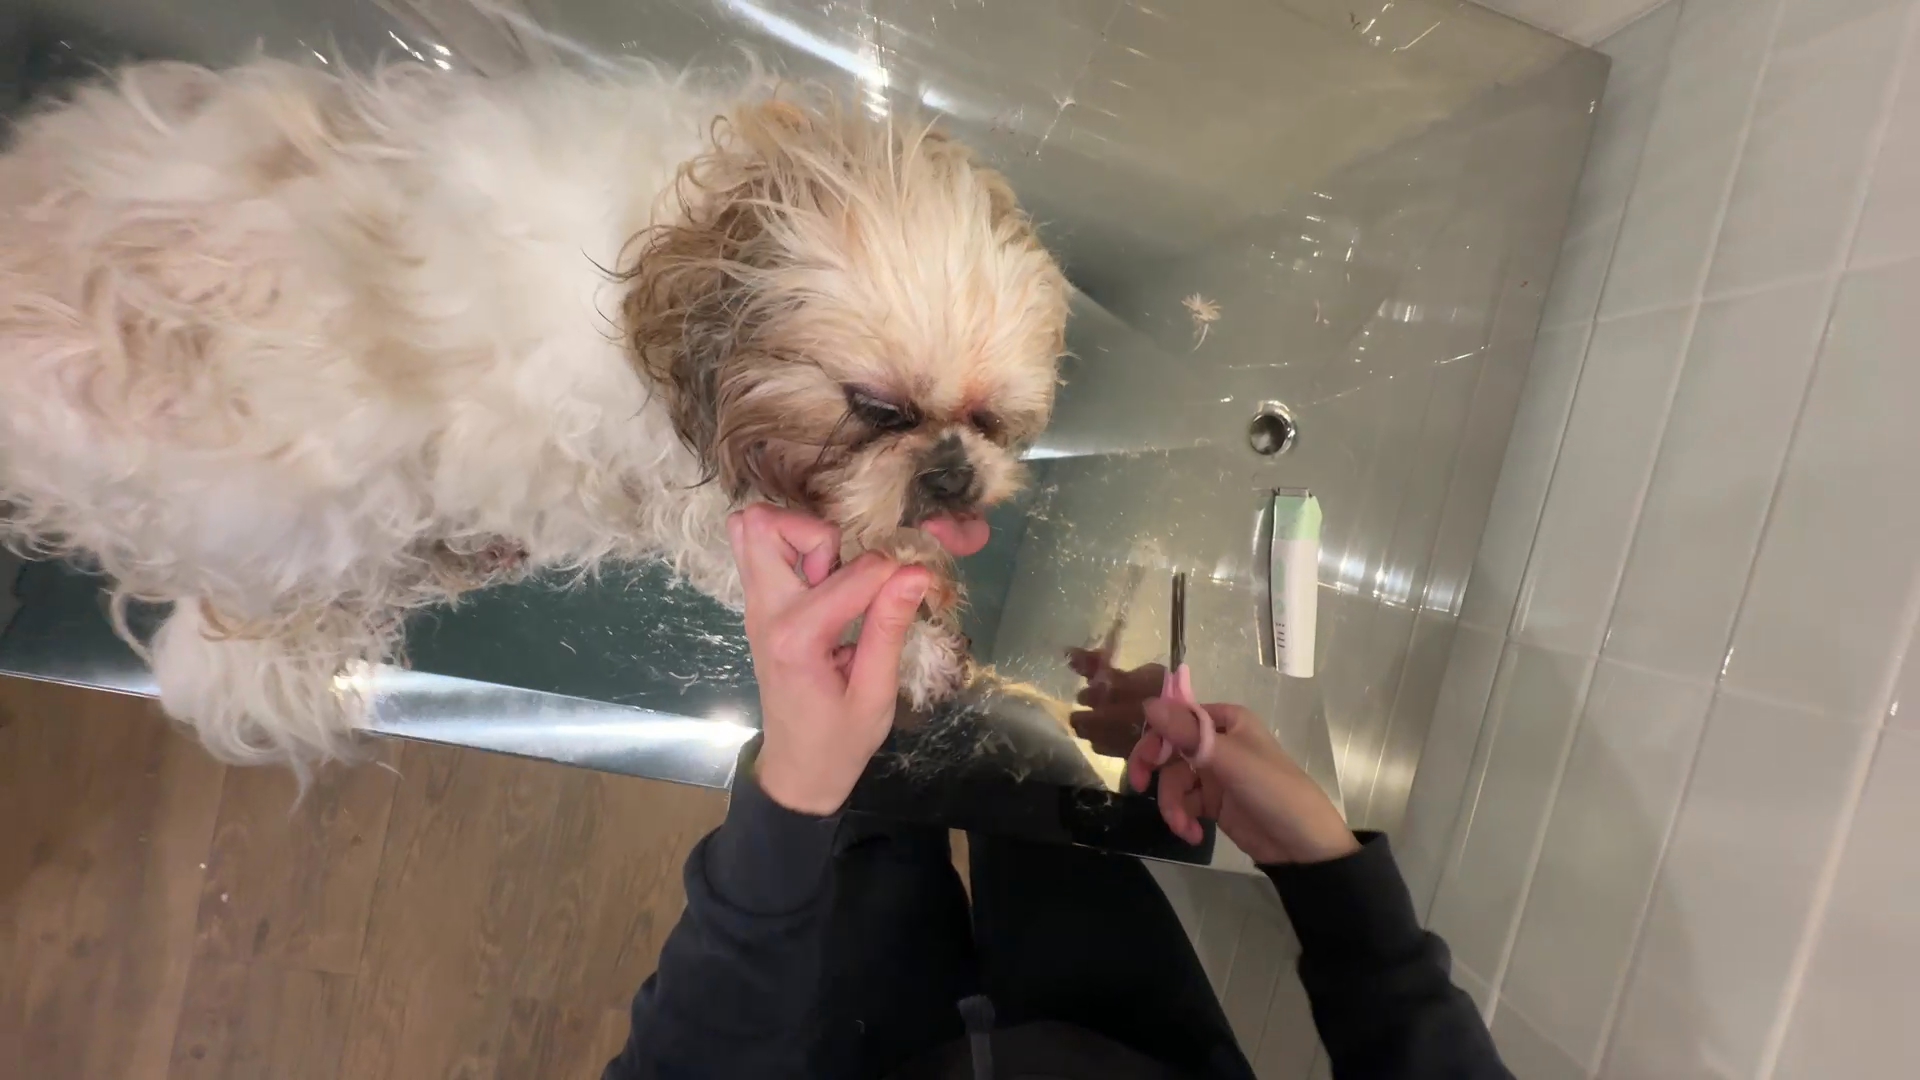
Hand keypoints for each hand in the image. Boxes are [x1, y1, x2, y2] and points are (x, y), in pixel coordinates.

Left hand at [729, 505, 930, 814]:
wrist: (798, 768)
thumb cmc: (840, 739)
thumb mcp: (876, 692)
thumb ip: (889, 628)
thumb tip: (916, 572)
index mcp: (798, 638)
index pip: (853, 573)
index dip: (894, 573)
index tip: (914, 588)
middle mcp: (766, 612)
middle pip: (766, 527)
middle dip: (820, 532)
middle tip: (846, 569)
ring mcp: (755, 607)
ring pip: (754, 531)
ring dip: (801, 537)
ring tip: (832, 575)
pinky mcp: (758, 606)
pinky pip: (758, 551)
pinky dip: (790, 546)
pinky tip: (821, 579)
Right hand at [1068, 654, 1356, 864]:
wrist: (1305, 849)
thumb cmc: (1275, 791)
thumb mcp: (1230, 760)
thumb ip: (1187, 733)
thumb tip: (1146, 703)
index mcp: (1225, 720)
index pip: (1177, 716)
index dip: (1157, 736)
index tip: (1147, 760)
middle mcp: (1216, 741)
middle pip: (1168, 748)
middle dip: (1155, 771)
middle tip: (1138, 786)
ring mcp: (1214, 772)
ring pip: (1173, 779)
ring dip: (1172, 804)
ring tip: (1183, 828)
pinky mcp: (1212, 801)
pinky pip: (1183, 801)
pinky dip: (1182, 818)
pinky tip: (1193, 834)